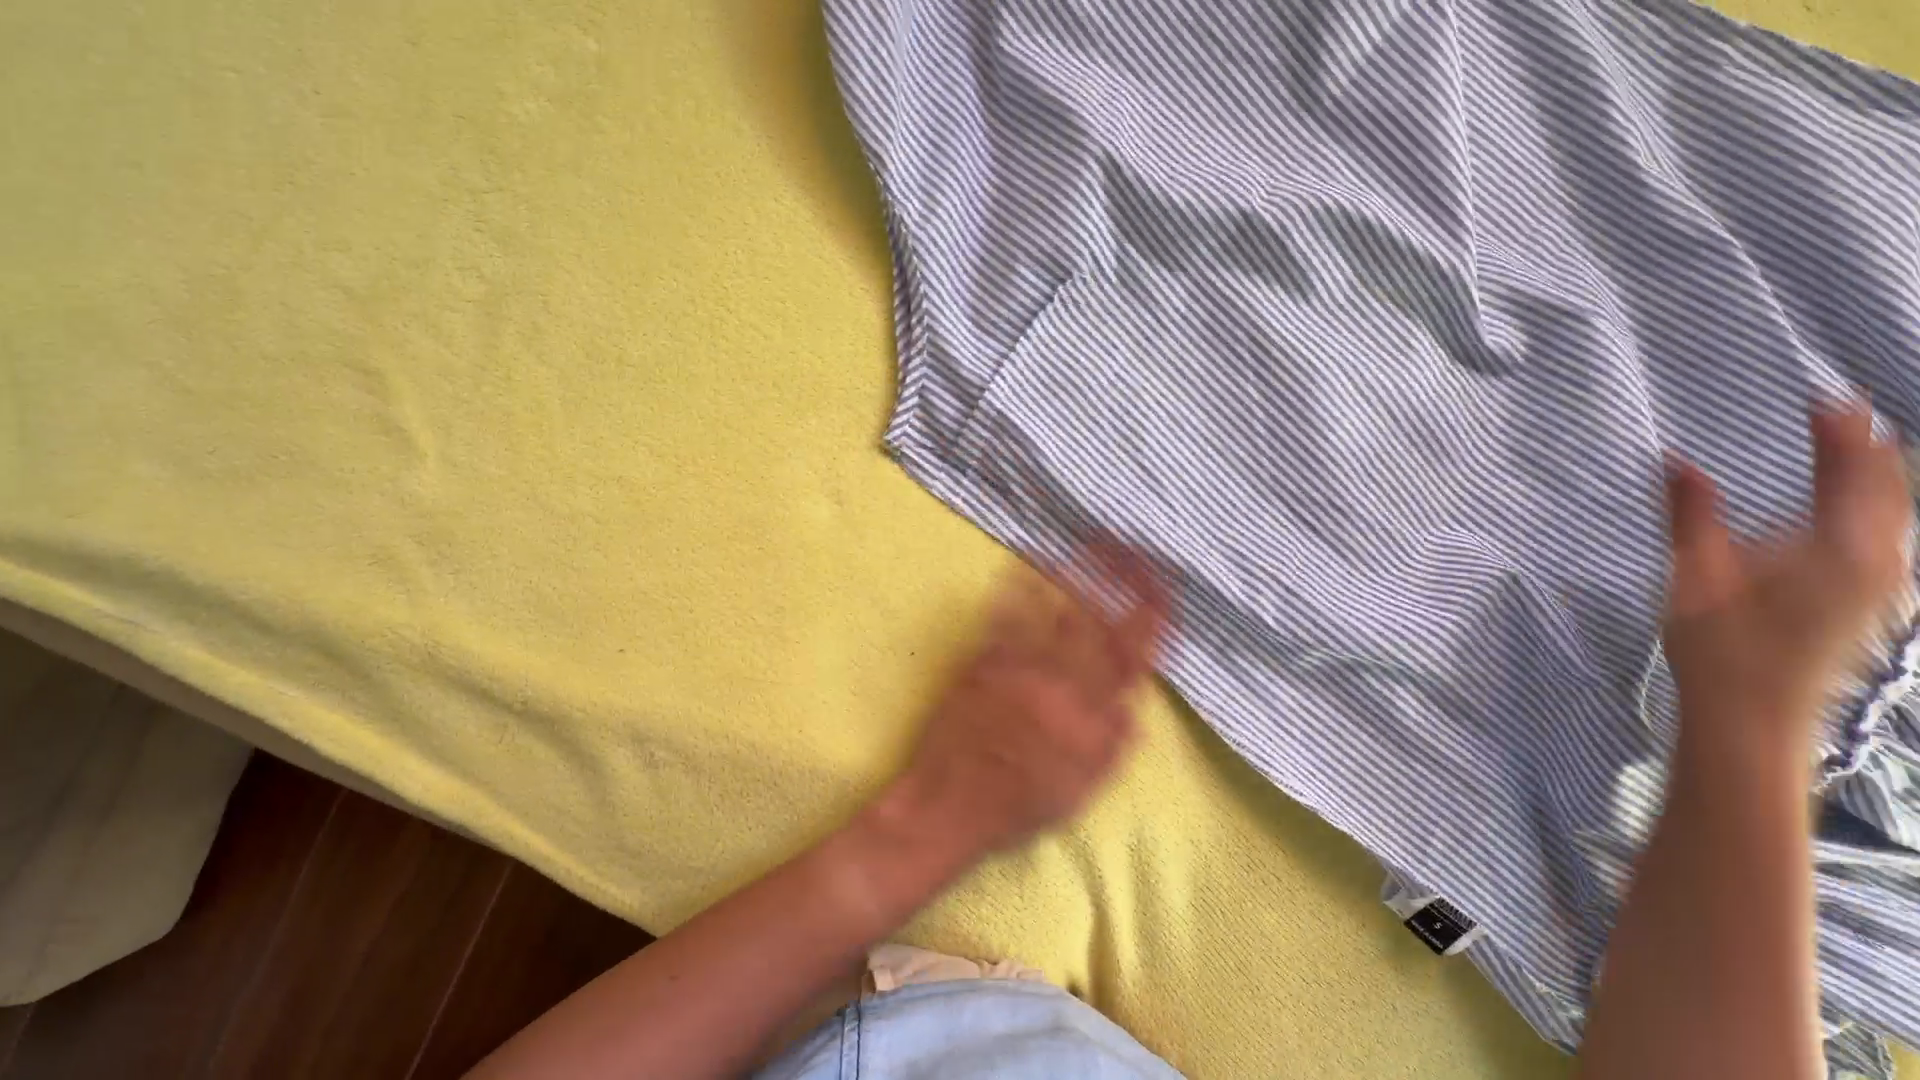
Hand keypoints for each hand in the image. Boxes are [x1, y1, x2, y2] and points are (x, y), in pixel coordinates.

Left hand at [875, 550, 1170, 863]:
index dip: (1151, 617)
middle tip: (1134, 547)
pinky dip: (1020, 587)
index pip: (1132, 658)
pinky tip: (1028, 562)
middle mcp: (1060, 688)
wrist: (949, 808)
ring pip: (1054, 612)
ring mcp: (1019, 671)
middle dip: (1121, 580)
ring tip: (1093, 541)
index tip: (1163, 587)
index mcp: (1090, 719)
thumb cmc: (1017, 807)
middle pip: (1098, 623)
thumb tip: (1135, 711)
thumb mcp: (1079, 792)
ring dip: (1077, 573)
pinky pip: (1005, 617)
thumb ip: (1111, 749)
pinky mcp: (981, 664)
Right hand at [1663, 401, 1911, 753]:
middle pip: (1890, 488)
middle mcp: (1881, 563)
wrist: (1753, 718)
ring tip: (1853, 448)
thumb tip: (1675, 459)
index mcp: (1842, 548)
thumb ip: (1691, 512)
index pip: (1854, 469)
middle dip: (1868, 447)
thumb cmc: (1720, 647)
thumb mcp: (1694, 573)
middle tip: (1843, 413)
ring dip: (1876, 476)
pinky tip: (1852, 508)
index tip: (1824, 394)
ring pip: (1897, 515)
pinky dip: (1874, 507)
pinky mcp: (1874, 606)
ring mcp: (1884, 588)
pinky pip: (1889, 538)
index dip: (1840, 429)